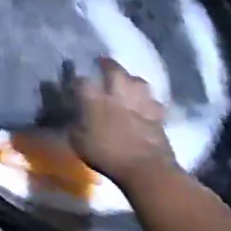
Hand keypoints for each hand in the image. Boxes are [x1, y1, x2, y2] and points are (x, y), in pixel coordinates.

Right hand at [68, 58, 178, 184]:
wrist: (145, 168)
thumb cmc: (106, 156)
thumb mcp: (78, 142)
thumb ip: (75, 124)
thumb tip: (73, 116)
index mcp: (94, 101)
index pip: (83, 81)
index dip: (77, 78)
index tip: (74, 79)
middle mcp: (117, 96)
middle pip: (114, 71)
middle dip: (108, 64)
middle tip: (103, 61)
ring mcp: (140, 103)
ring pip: (138, 81)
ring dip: (131, 78)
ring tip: (127, 80)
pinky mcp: (157, 115)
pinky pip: (153, 100)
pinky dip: (148, 99)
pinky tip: (145, 101)